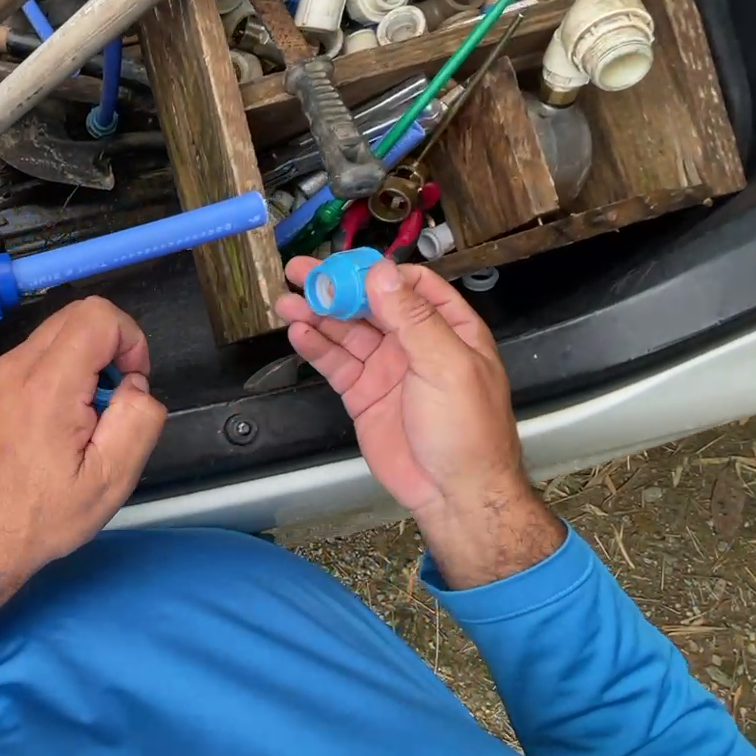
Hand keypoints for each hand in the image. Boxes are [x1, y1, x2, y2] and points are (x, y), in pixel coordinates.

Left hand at [0, 297, 166, 627]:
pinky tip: (56, 421)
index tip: (130, 383)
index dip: (129, 341)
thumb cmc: (42, 517)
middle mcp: (12, 370)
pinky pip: (32, 356)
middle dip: (109, 347)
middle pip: (76, 315)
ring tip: (81, 417)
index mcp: (45, 388)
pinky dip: (56, 373)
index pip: (98, 316)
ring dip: (82, 362)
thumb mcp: (112, 479)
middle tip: (110, 400)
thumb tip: (136, 384)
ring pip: (54, 334)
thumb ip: (139, 418)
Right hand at [274, 255, 561, 588]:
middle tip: (301, 273)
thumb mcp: (445, 365)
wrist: (451, 491)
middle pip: (369, 306)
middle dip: (335, 288)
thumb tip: (382, 274)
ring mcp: (385, 369)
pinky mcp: (362, 394)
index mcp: (447, 330)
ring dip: (317, 316)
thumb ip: (412, 318)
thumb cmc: (468, 431)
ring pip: (346, 333)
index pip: (410, 287)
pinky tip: (298, 333)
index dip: (376, 273)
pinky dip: (315, 348)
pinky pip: (335, 364)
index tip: (343, 264)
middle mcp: (414, 345)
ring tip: (287, 302)